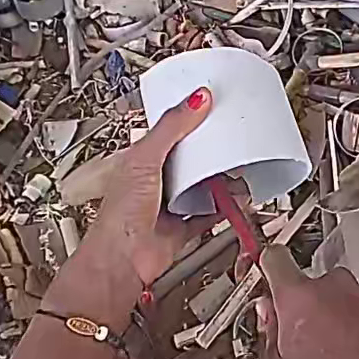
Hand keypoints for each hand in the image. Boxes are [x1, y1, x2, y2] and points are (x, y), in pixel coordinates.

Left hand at [64, 87, 214, 305]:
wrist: (122, 259)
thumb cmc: (120, 214)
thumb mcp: (146, 159)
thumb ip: (172, 128)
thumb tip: (196, 99)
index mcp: (140, 160)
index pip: (168, 132)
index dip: (188, 120)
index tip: (212, 108)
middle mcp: (155, 181)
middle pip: (189, 160)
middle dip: (209, 152)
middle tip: (232, 140)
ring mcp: (169, 204)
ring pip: (200, 186)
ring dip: (219, 181)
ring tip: (238, 169)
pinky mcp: (181, 227)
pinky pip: (208, 214)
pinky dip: (223, 208)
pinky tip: (234, 200)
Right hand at [256, 245, 358, 358]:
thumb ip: (267, 341)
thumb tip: (270, 326)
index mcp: (300, 296)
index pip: (274, 259)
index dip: (266, 272)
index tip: (264, 288)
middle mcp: (337, 287)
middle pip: (310, 286)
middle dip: (301, 310)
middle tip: (295, 346)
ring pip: (339, 303)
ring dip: (331, 324)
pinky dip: (358, 337)